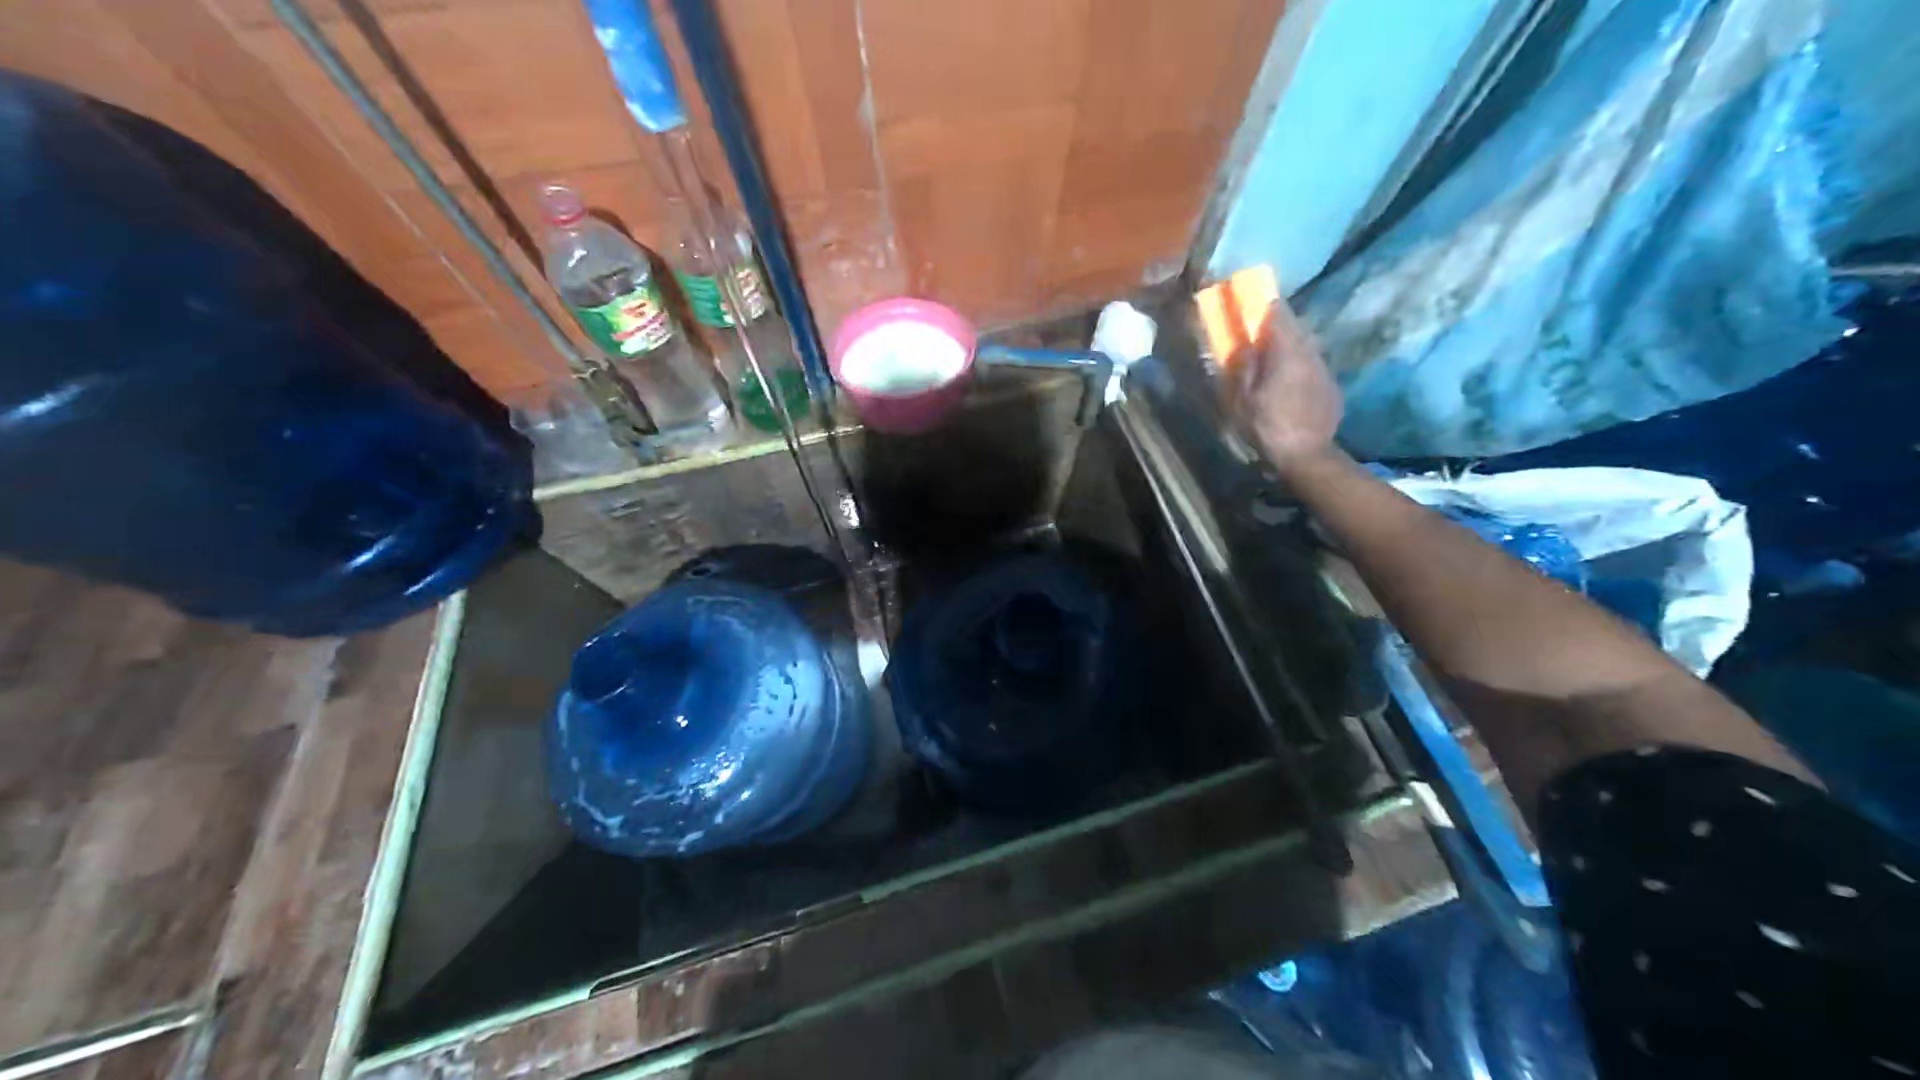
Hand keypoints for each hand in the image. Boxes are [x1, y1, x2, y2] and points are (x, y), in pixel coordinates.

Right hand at [1226, 300, 1343, 471]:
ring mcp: (1325, 370)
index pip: (1278, 313)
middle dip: (1278, 325)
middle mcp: (1310, 353)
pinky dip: (1301, 367)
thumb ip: (1242, 366)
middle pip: (1296, 327)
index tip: (1252, 302)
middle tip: (1261, 330)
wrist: (1306, 455)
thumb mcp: (1241, 399)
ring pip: (1307, 347)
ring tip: (1275, 357)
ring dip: (1291, 346)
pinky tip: (1291, 383)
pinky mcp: (1332, 387)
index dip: (1265, 304)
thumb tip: (1242, 344)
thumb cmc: (1267, 425)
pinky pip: (1314, 367)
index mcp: (1286, 351)